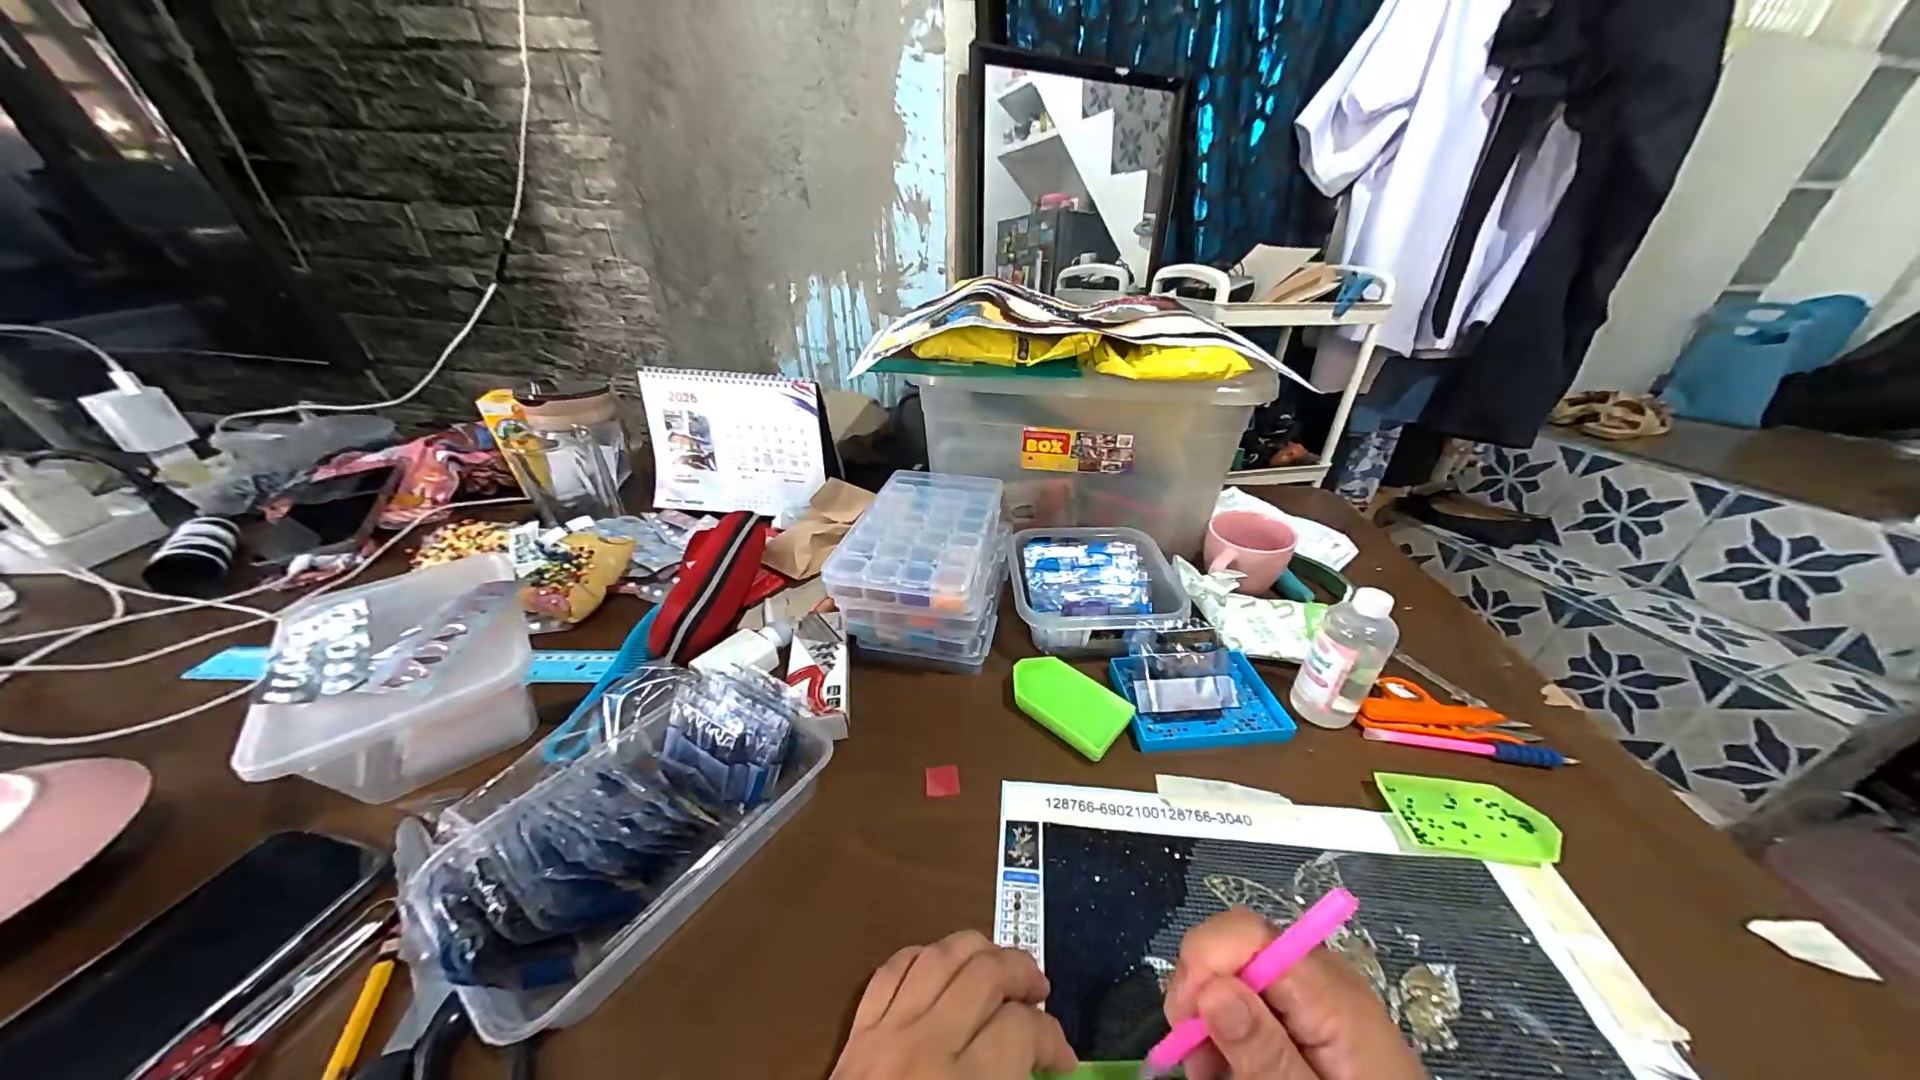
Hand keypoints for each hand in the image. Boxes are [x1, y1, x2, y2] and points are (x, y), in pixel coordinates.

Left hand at [832, 930, 1077, 1079]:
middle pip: (985, 972)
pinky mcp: (858, 1030)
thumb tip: (1038, 1070)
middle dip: (1023, 972)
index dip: (1054, 1039)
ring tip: (999, 964)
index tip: (1063, 1060)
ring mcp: (887, 1030)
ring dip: (979, 950)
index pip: (1021, 1030)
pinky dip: (924, 956)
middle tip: (1040, 993)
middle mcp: (925, 1045)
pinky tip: (942, 966)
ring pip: (941, 954)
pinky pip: (894, 968)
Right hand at [1163, 907, 1427, 1079]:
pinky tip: (1230, 1063)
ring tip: (1210, 1071)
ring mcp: (1316, 990)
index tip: (1186, 1021)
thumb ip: (1265, 1052)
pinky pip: (1253, 994)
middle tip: (1194, 1059)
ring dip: (1208, 1014)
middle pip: (1234, 947)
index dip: (1204, 962)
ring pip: (1234, 970)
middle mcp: (1321, 974)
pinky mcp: (1311, 1010)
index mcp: (1329, 990)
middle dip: (1200, 993)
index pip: (1245, 931)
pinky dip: (1229, 1023)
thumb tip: (1211, 989)